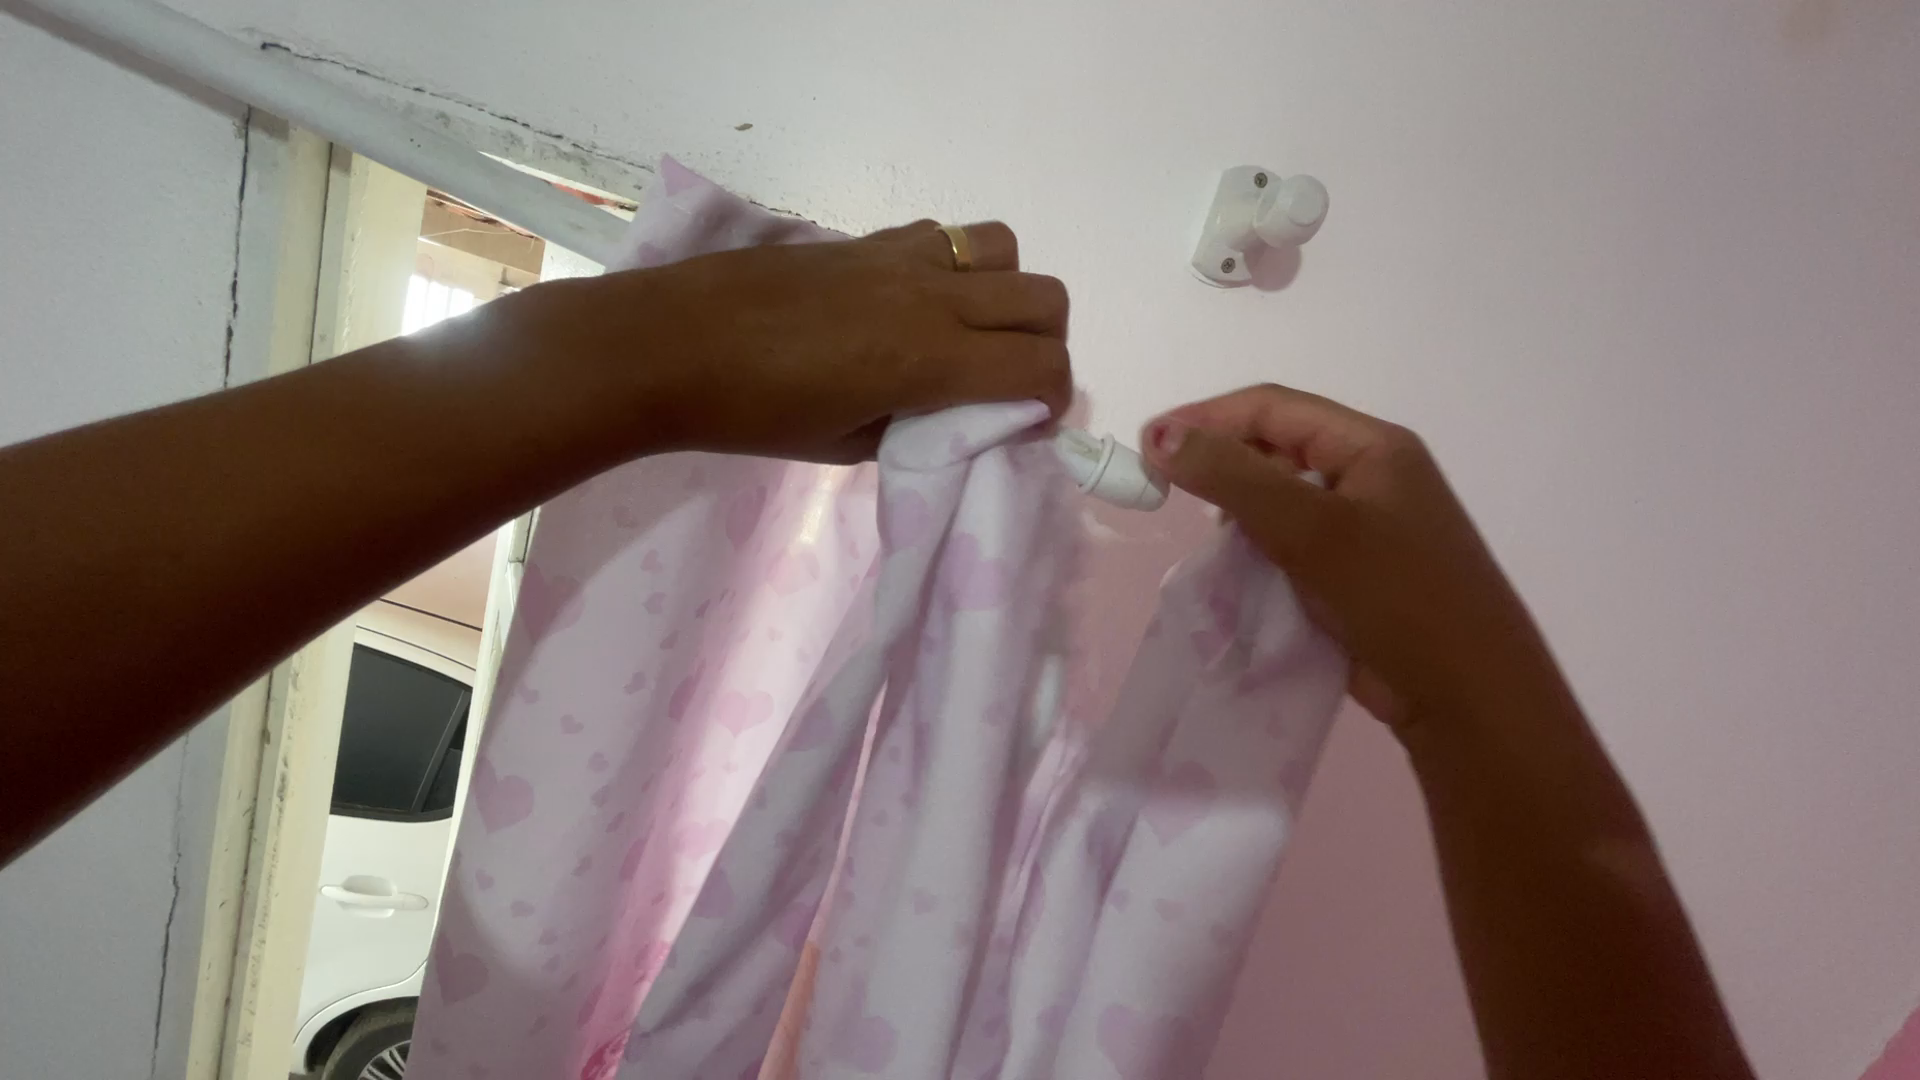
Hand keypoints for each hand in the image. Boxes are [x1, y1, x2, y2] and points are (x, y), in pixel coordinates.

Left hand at [498, 220, 1071, 463]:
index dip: (1054, 399)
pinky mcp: (868, 238)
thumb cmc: (755, 415)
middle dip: (1047, 345)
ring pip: (1003, 248)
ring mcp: (901, 255)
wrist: (670, 346)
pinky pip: (946, 238)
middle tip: (1009, 378)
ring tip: (970, 332)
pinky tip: (915, 305)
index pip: (1040, 365)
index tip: (1030, 421)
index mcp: (928, 358)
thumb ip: (920, 428)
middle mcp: (931, 294)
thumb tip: (958, 413)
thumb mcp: (850, 446)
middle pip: (1044, 298)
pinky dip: (958, 270)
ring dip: (1008, 293)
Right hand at [1142, 383, 1563, 731]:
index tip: (1147, 443)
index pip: (1273, 408)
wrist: (1465, 698)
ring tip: (1202, 531)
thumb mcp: (1310, 528)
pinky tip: (1234, 565)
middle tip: (1160, 485)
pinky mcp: (1348, 568)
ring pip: (1276, 496)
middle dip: (1217, 461)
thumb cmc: (1397, 598)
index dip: (1205, 417)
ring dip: (1233, 507)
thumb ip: (1233, 477)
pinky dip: (1253, 545)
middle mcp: (1366, 475)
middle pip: (1273, 447)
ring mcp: (1360, 524)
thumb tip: (1161, 436)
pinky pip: (1285, 539)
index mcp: (1372, 446)